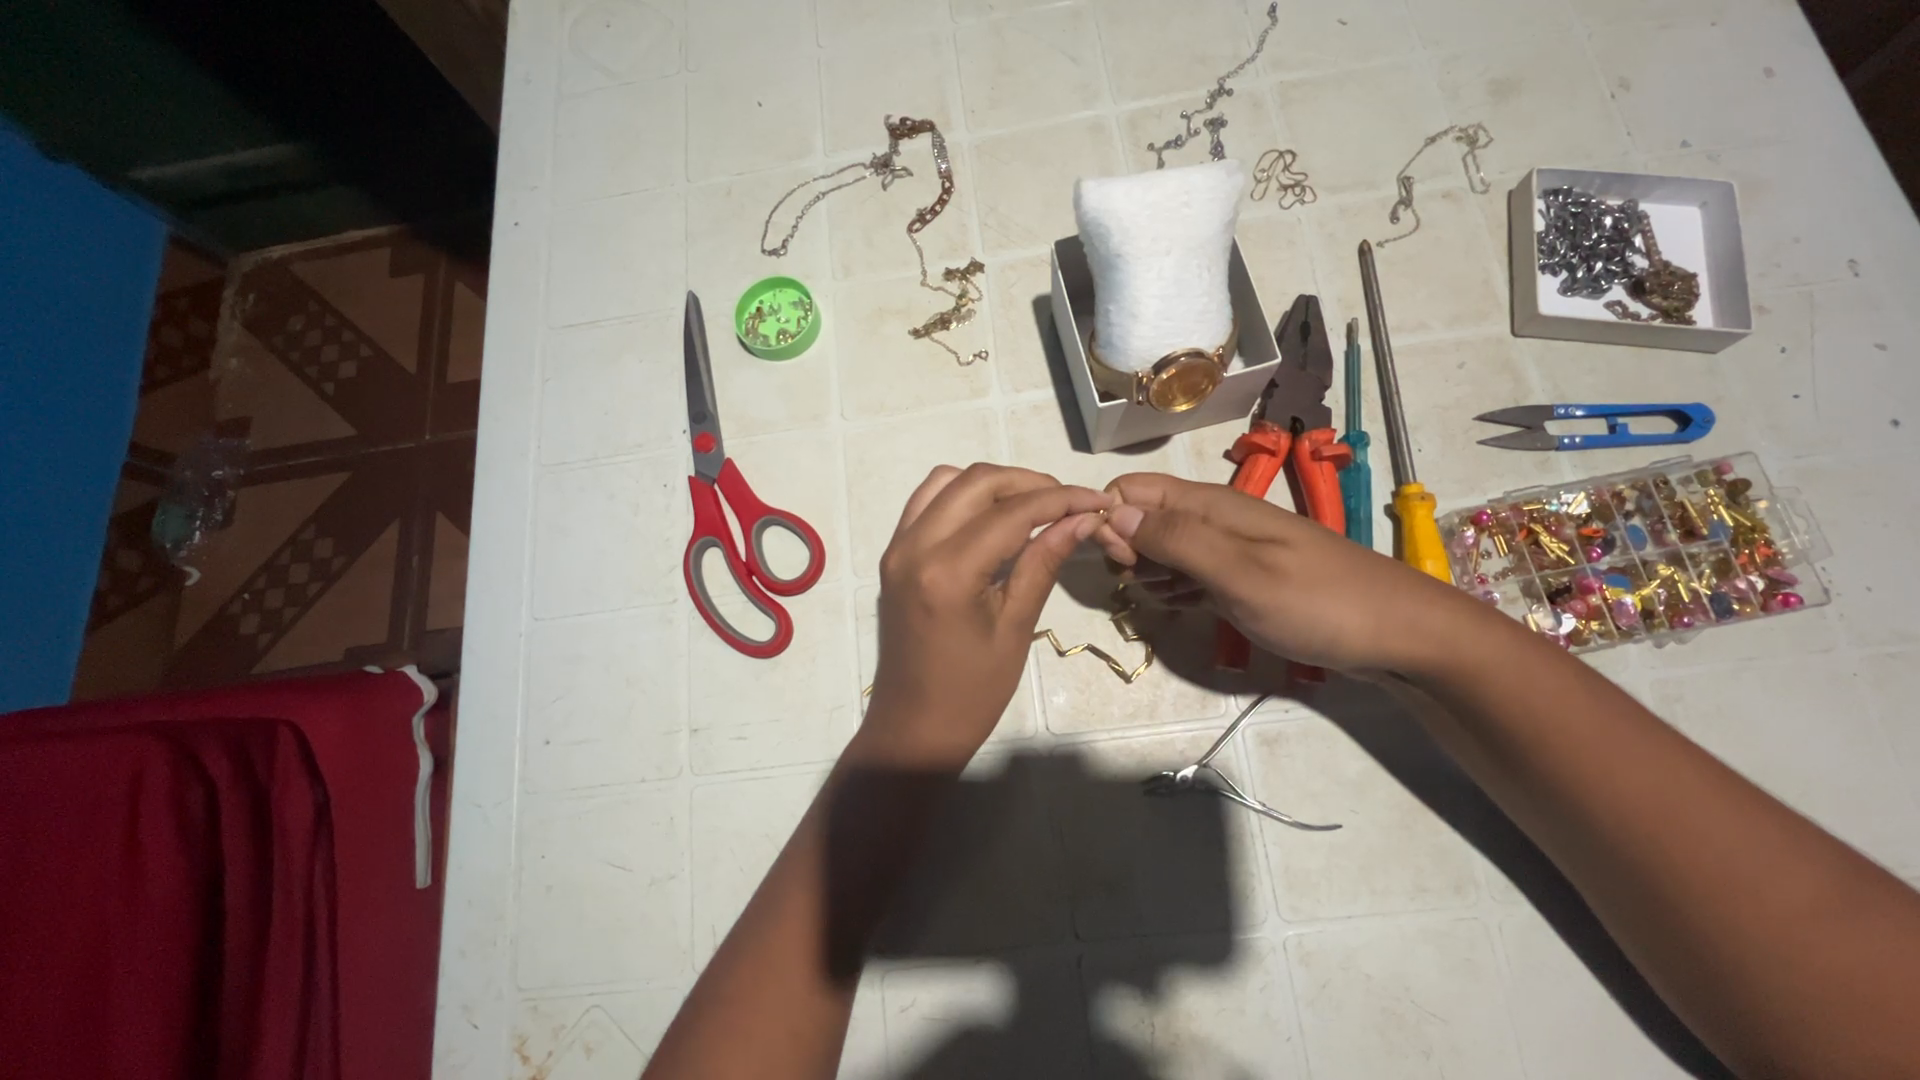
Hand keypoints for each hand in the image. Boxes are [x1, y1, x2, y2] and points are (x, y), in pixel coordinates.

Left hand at [866, 464, 1113, 764]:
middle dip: (1029, 483)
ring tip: (1033, 506)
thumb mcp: (1016, 627)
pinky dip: (961, 495)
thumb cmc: (972, 693)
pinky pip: (925, 502)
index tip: (1098, 501)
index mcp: (949, 571)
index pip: (1012, 512)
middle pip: (977, 482)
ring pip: (946, 481)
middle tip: (1069, 504)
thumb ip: (1044, 562)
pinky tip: (991, 516)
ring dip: (993, 484)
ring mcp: (897, 548)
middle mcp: (914, 546)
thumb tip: (1082, 518)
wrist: (912, 728)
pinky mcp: (892, 555)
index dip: (1061, 499)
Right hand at [1093, 472, 1481, 676]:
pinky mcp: (1238, 580)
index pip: (1133, 490)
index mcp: (1210, 506)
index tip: (1116, 562)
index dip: (1109, 518)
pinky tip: (1182, 609)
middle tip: (1146, 587)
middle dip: (1127, 550)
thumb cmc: (1318, 602)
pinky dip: (1175, 590)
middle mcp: (1213, 520)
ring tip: (1170, 602)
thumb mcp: (1239, 573)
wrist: (1398, 635)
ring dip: (1149, 574)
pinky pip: (1188, 575)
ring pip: (1162, 549)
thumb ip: (1175, 540)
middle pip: (1142, 519)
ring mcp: (1228, 550)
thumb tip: (1111, 513)